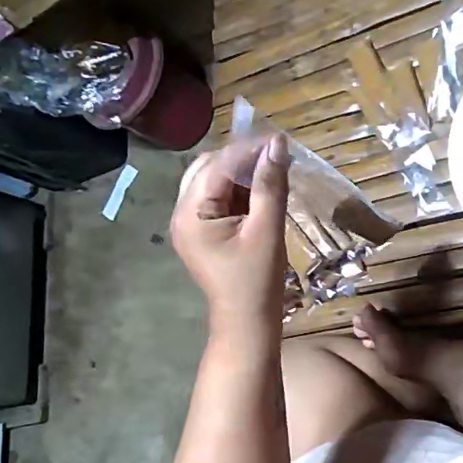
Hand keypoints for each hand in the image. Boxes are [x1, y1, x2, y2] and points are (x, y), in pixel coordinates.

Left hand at [171, 135, 289, 327]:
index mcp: (190, 214)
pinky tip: (263, 191)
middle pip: (209, 170)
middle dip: (242, 158)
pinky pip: (219, 201)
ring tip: (274, 171)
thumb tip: (278, 145)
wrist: (248, 322)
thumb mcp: (267, 230)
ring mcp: (190, 225)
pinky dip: (240, 192)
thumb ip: (270, 185)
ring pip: (214, 183)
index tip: (280, 140)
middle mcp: (181, 214)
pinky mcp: (203, 234)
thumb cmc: (257, 280)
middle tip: (278, 155)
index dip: (249, 149)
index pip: (218, 166)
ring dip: (242, 174)